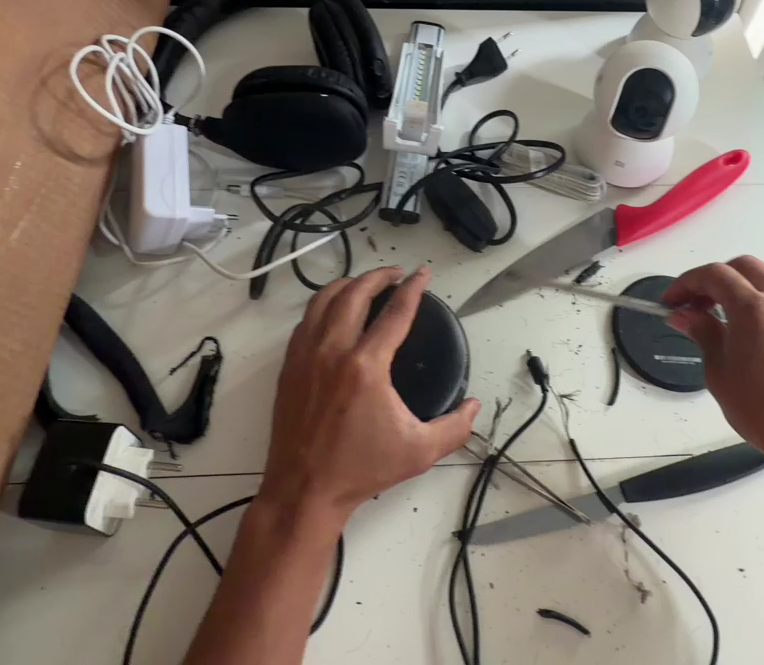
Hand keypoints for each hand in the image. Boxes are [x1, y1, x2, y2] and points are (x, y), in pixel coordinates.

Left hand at [261, 266, 480, 519]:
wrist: (304, 490)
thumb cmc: (361, 469)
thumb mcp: (419, 451)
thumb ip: (455, 427)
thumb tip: (474, 405)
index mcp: (366, 366)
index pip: (395, 312)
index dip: (413, 288)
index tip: (423, 274)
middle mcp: (333, 351)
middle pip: (355, 293)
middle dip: (378, 276)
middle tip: (396, 274)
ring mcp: (305, 356)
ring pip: (323, 300)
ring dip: (347, 284)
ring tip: (364, 283)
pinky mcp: (289, 366)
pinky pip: (305, 320)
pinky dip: (322, 305)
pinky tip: (333, 311)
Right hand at [663, 257, 763, 485]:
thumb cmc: (762, 413)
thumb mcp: (720, 374)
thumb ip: (704, 334)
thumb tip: (684, 314)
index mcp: (754, 309)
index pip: (715, 274)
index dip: (686, 282)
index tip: (671, 302)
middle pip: (748, 268)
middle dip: (718, 278)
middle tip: (699, 304)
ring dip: (747, 297)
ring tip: (730, 330)